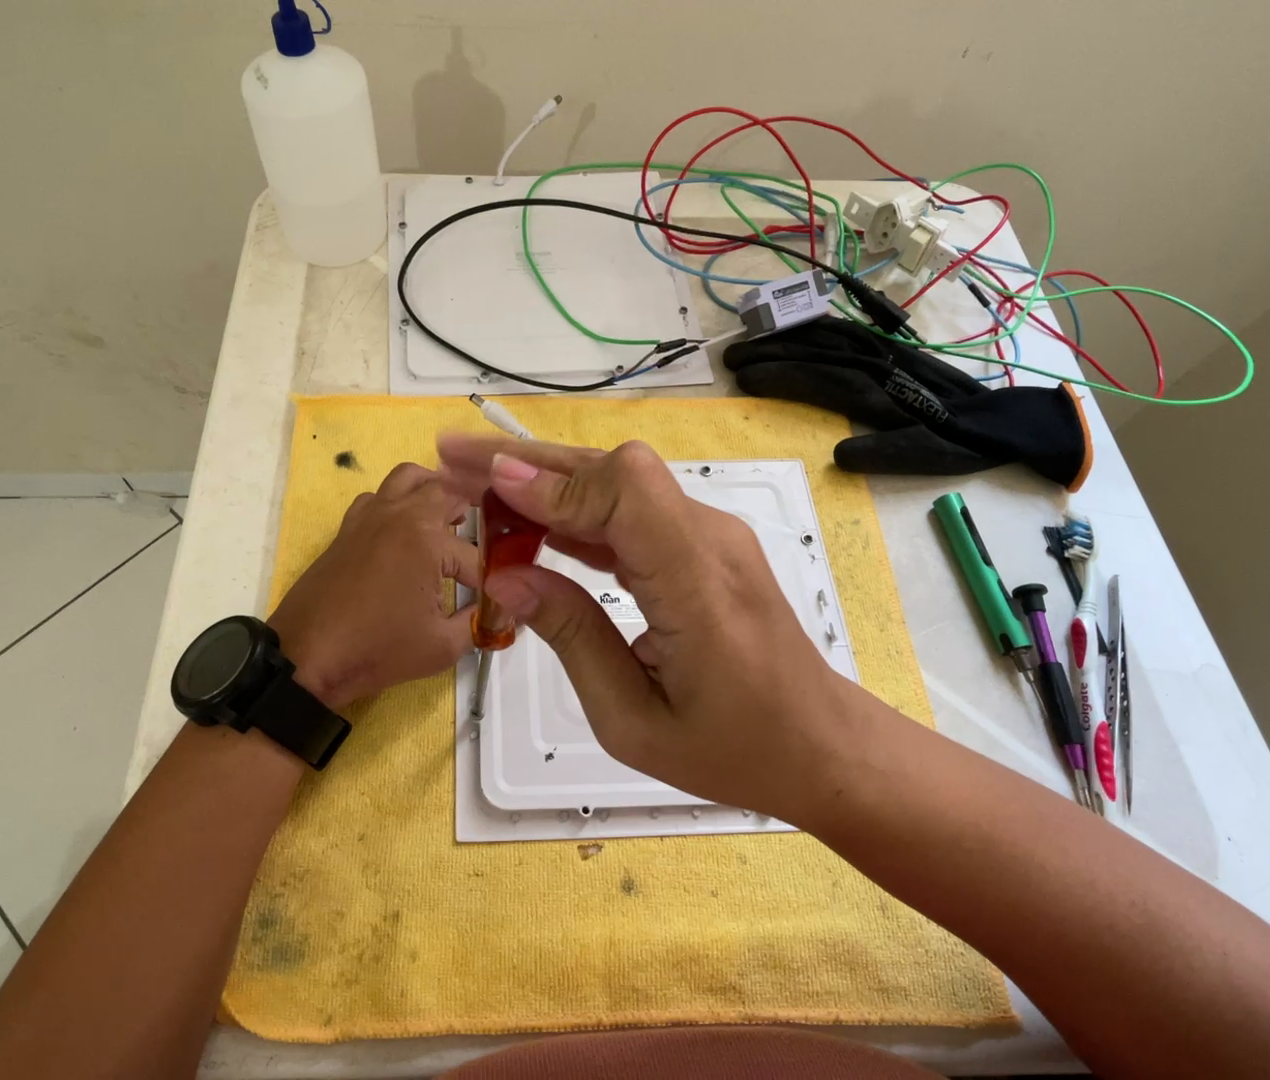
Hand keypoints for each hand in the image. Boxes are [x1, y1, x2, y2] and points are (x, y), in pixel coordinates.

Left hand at [268, 463, 478, 710]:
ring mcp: (368, 517)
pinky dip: (396, 504)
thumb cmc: (377, 650)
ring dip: (431, 492)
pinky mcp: (347, 529)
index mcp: (425, 537)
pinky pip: (377, 498)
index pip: (473, 553)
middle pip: (445, 490)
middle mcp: (398, 514)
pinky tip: (403, 534)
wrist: (306, 658)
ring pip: (407, 479)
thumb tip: (496, 613)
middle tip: (481, 542)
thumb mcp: (442, 646)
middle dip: (468, 512)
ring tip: (444, 522)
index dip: (489, 579)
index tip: (496, 601)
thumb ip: (477, 623)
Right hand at [438, 434, 886, 822]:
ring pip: (620, 482)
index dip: (553, 483)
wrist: (818, 743)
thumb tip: (506, 576)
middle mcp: (709, 542)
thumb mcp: (631, 719)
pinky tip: (528, 519)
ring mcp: (710, 538)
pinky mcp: (702, 546)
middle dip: (528, 463)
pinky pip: (633, 511)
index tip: (488, 485)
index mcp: (698, 589)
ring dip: (545, 478)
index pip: (625, 496)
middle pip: (616, 471)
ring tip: (474, 484)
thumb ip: (570, 638)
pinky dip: (575, 509)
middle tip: (451, 460)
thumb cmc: (731, 750)